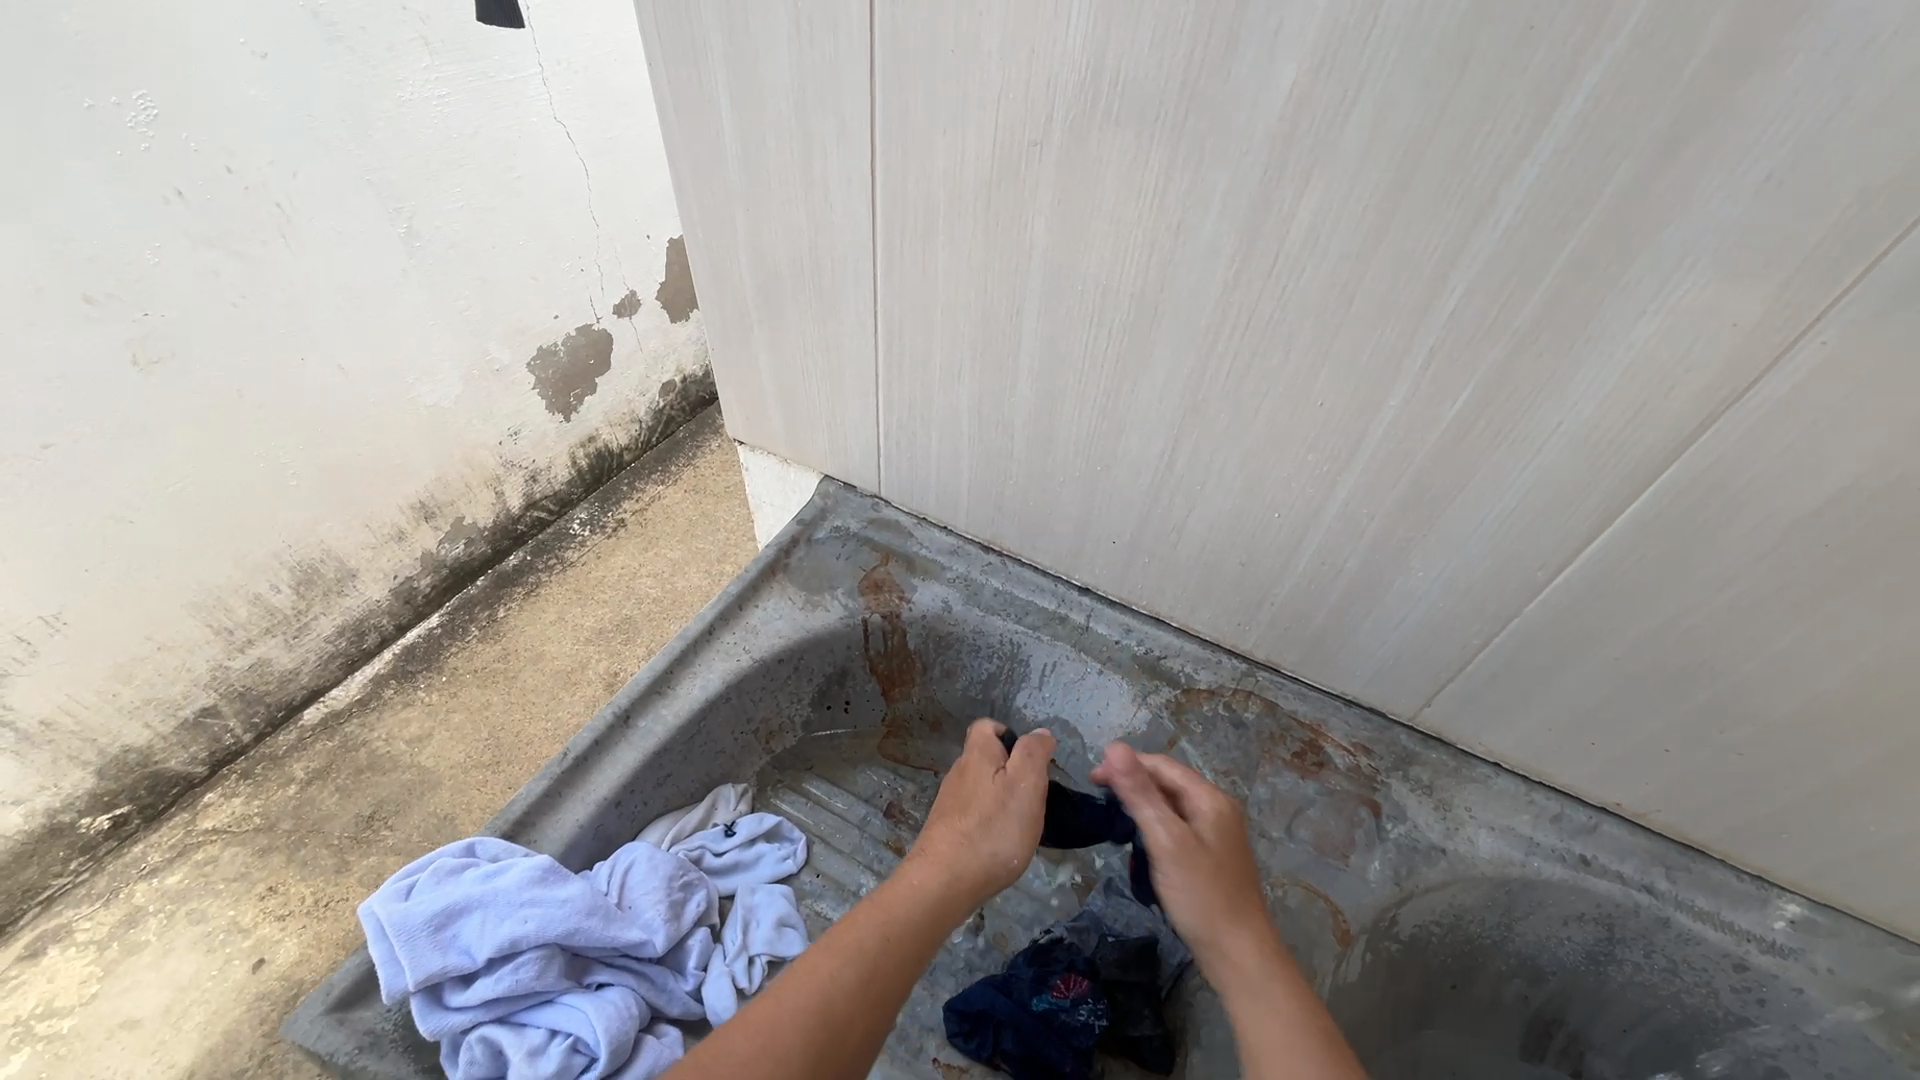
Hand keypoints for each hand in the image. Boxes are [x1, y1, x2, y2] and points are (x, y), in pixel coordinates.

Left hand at [902, 719, 1054, 910]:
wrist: (945, 880)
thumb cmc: (993, 829)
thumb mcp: (1026, 784)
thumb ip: (1034, 753)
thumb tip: (1040, 732)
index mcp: (977, 755)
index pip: (986, 726)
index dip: (1008, 734)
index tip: (1029, 758)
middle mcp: (959, 772)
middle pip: (984, 758)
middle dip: (1009, 770)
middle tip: (1032, 795)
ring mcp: (949, 802)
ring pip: (979, 787)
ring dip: (999, 798)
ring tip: (1019, 822)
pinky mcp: (946, 828)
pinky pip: (972, 813)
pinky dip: (988, 820)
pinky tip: (999, 842)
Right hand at [1092, 743, 1278, 969]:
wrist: (1238, 955)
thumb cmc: (1201, 895)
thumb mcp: (1166, 840)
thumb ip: (1140, 793)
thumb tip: (1115, 746)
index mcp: (1210, 799)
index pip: (1162, 765)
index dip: (1126, 765)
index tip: (1092, 779)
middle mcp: (1216, 809)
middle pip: (1168, 784)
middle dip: (1133, 786)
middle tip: (1099, 800)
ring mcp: (1215, 835)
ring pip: (1171, 808)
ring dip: (1142, 810)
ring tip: (1114, 823)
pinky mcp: (1209, 857)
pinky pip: (1176, 830)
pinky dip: (1154, 832)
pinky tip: (1139, 848)